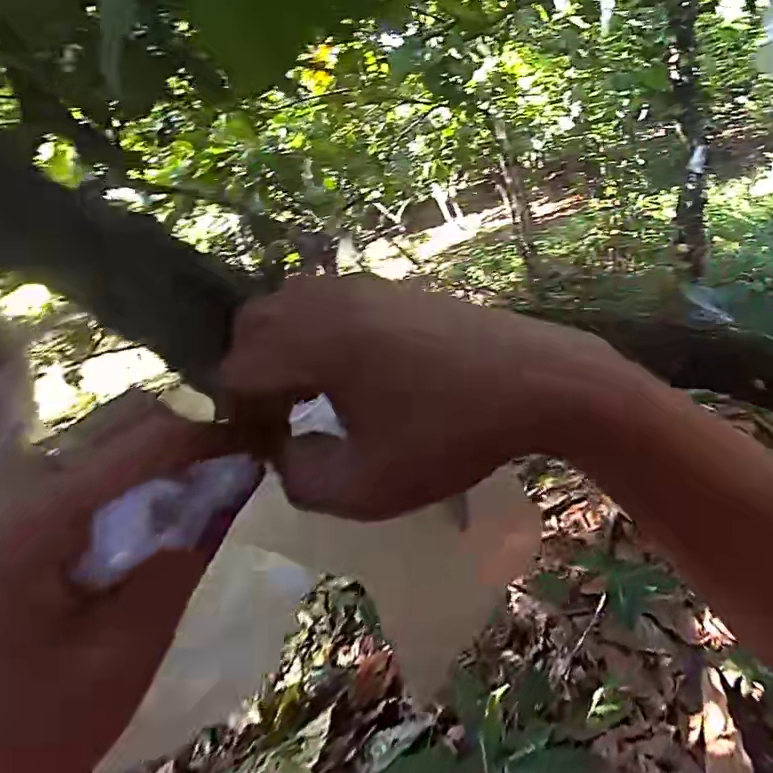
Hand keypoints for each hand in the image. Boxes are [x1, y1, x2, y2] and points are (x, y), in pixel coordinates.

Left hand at [0, 394, 254, 772]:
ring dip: (137, 460)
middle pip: (105, 426)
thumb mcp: (118, 660)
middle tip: (224, 471)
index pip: (138, 441)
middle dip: (175, 438)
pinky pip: (48, 477)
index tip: (257, 442)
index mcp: (21, 523)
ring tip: (179, 499)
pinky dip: (99, 484)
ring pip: (78, 445)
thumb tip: (233, 486)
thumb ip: (180, 561)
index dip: (207, 435)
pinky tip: (119, 526)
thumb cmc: (14, 753)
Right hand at [221, 276, 632, 518]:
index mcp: (314, 342)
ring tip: (309, 395)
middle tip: (281, 420)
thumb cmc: (452, 435)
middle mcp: (326, 300)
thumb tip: (283, 453)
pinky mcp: (385, 286)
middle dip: (251, 377)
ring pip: (285, 305)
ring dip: (279, 350)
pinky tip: (348, 370)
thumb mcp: (370, 487)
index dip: (240, 417)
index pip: (238, 371)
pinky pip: (322, 300)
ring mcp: (358, 286)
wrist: (534, 378)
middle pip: (251, 327)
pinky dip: (311, 332)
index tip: (271, 450)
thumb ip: (303, 481)